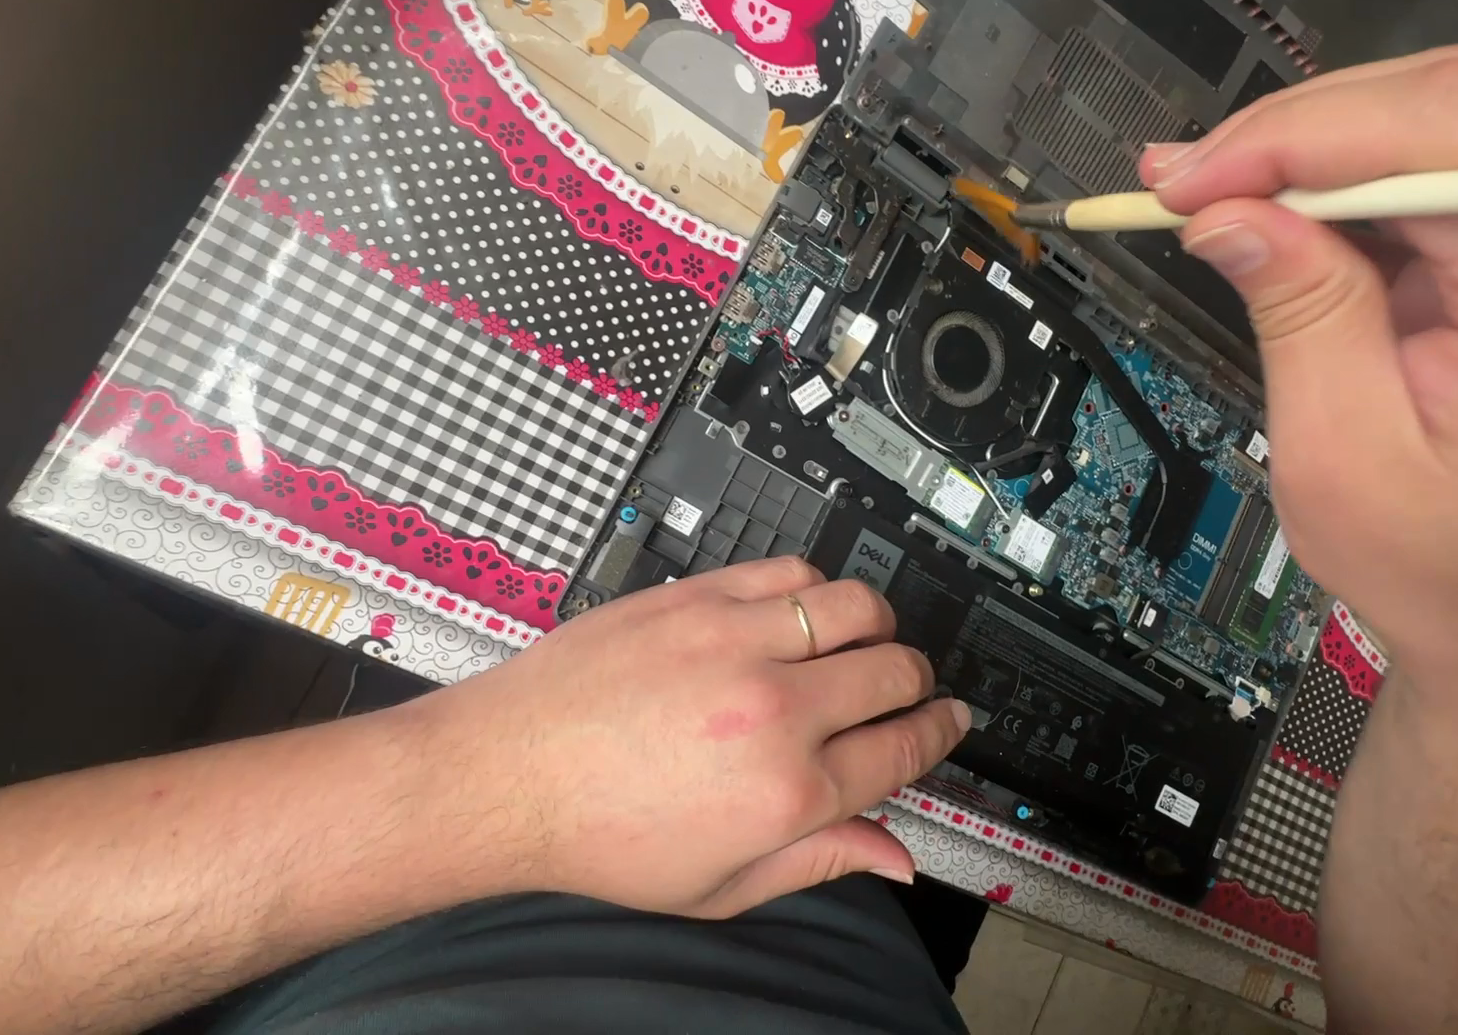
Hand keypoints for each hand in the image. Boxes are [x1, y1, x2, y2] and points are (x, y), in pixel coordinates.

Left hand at [401, 557, 969, 917]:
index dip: (940, 732)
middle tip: (904, 688)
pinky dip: (812, 588)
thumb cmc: (601, 833)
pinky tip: (799, 612)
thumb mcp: (718, 886)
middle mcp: (773, 710)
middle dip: (916, 682)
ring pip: (856, 606)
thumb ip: (821, 862)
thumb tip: (896, 857)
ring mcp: (736, 642)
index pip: (904, 749)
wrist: (508, 771)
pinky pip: (789, 571)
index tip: (949, 720)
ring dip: (876, 624)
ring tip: (861, 640)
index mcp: (787, 793)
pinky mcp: (699, 598)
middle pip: (895, 671)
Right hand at [1141, 46, 1457, 660]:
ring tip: (1214, 189)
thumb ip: (1296, 310)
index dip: (1287, 139)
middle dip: (1296, 129)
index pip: (1438, 136)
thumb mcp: (1336, 449)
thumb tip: (1223, 214)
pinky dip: (1360, 185)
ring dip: (1322, 147)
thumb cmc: (1434, 566)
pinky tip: (1287, 212)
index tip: (1174, 183)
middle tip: (1177, 177)